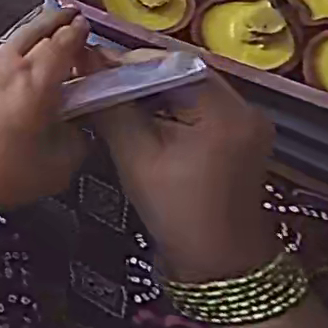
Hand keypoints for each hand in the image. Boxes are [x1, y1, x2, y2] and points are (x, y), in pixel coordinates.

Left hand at [0, 9, 94, 217]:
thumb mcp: (53, 169)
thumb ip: (74, 141)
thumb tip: (74, 128)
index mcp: (35, 82)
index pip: (64, 42)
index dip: (78, 33)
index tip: (85, 27)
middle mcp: (6, 65)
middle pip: (36, 29)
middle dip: (56, 20)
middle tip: (69, 18)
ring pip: (10, 44)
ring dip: (29, 41)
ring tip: (40, 52)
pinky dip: (4, 63)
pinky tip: (6, 82)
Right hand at [92, 55, 277, 280]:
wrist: (221, 266)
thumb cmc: (177, 210)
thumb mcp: (135, 154)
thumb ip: (110, 105)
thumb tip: (84, 63)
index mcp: (225, 111)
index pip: (169, 64)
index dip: (125, 61)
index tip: (88, 64)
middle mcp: (243, 108)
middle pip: (178, 72)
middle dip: (133, 73)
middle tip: (92, 76)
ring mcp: (243, 122)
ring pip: (183, 86)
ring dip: (145, 87)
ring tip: (106, 91)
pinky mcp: (235, 134)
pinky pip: (192, 104)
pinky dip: (161, 103)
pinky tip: (132, 111)